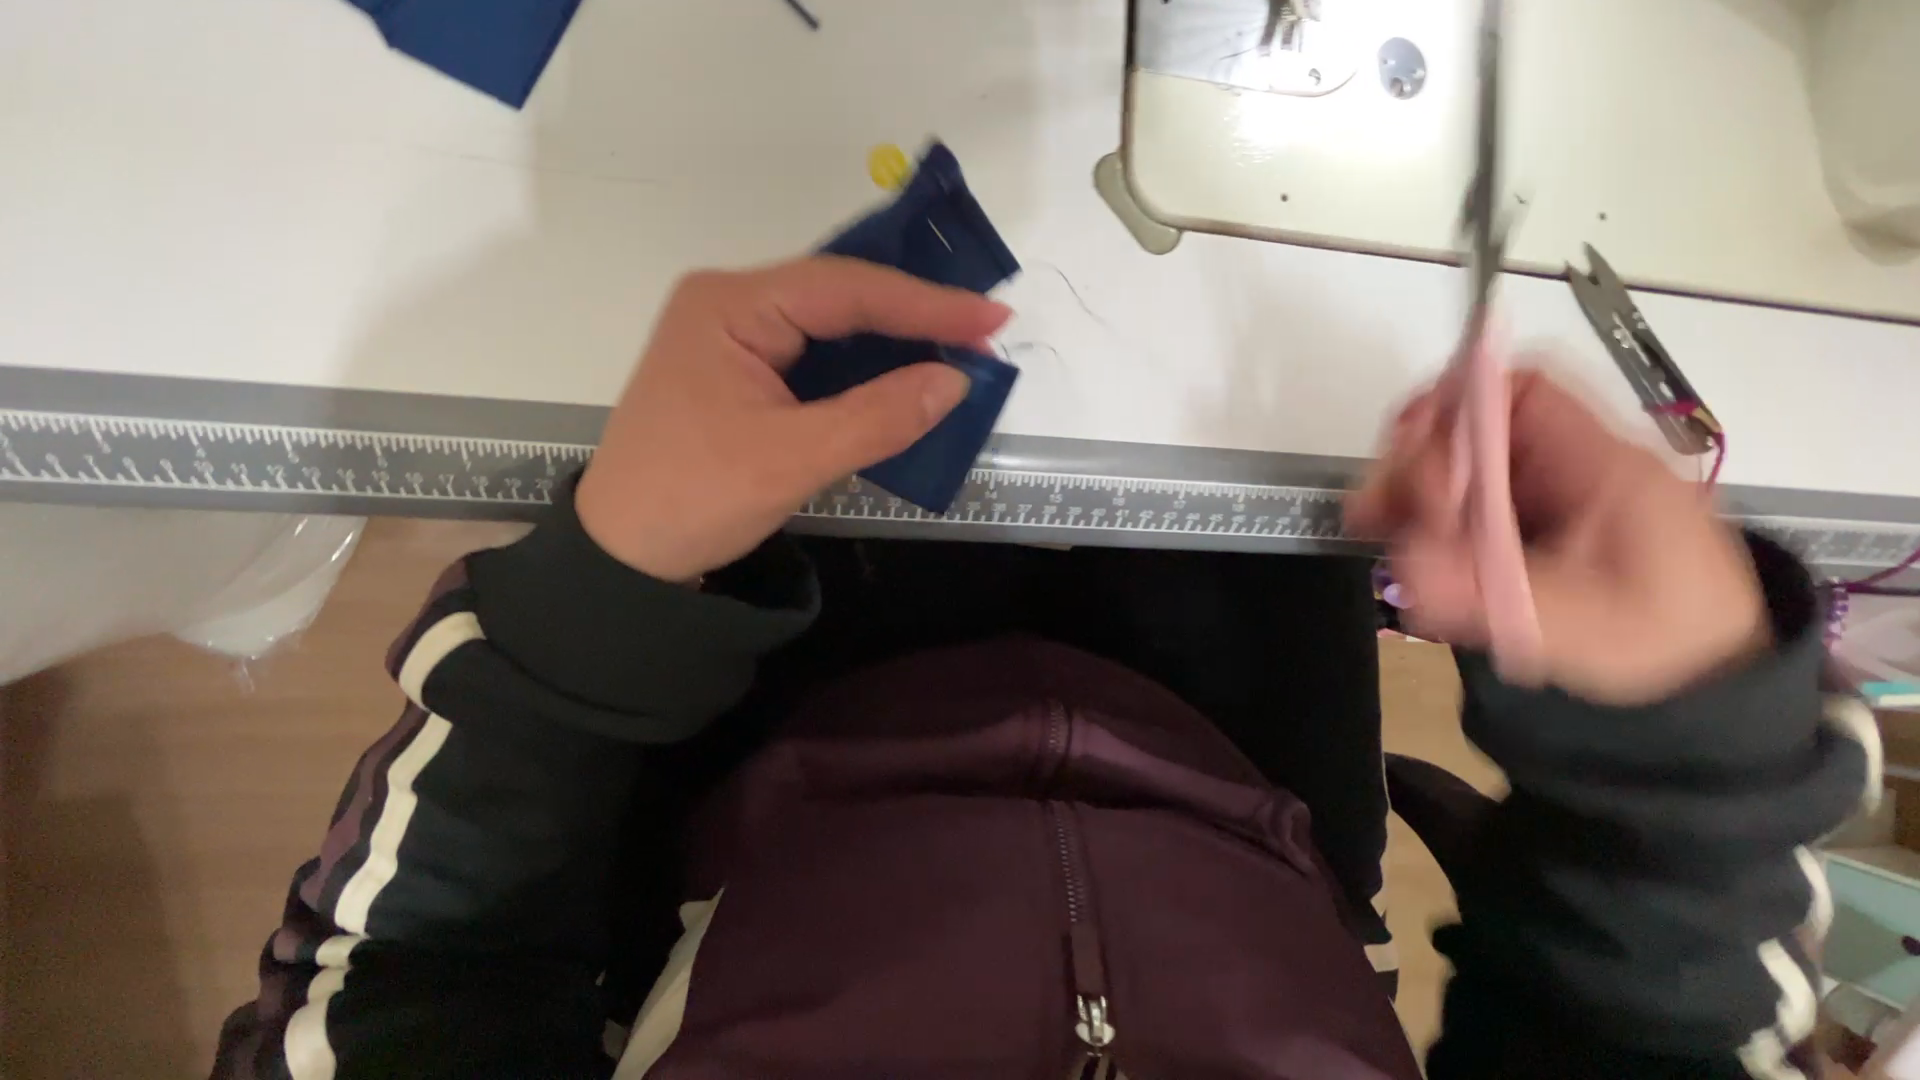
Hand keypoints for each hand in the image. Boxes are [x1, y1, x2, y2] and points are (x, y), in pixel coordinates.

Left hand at [576, 256, 1010, 582]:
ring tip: (957, 351)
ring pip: (830, 325)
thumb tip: (955, 381)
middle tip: (984, 333)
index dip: (925, 303)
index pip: (845, 289)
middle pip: (838, 296)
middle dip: (912, 315)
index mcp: (731, 306)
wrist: (624, 556)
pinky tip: (902, 377)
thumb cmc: (694, 500)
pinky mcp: (741, 371)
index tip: (992, 315)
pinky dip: (862, 369)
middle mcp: (730, 305)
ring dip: (891, 341)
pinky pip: (815, 356)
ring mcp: (733, 337)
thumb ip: (878, 417)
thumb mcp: (792, 460)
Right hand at [1347, 367, 1769, 704]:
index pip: (1522, 392)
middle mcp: (1561, 464)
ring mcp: (1536, 491)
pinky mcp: (1518, 520)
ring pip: (1452, 461)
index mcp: (1597, 466)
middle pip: (1470, 425)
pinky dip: (1415, 511)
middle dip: (1412, 460)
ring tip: (1372, 527)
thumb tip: (1407, 563)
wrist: (1701, 668)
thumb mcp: (1578, 624)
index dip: (1455, 404)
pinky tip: (1394, 537)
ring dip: (1403, 488)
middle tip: (1380, 511)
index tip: (1406, 450)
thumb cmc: (1662, 639)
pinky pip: (1455, 497)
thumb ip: (1490, 593)